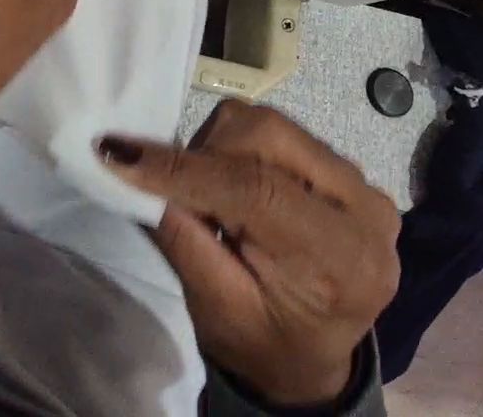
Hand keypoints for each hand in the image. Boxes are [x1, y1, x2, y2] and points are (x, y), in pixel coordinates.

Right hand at [99, 102, 400, 406]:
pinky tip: (238, 188)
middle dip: (206, 152)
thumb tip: (132, 168)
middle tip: (181, 193)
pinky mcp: (347, 172)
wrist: (311, 358)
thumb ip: (180, 236)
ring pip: (269, 123)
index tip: (116, 154)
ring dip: (221, 148)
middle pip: (266, 134)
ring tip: (213, 197)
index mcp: (341, 260)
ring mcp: (363, 185)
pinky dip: (241, 149)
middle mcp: (366, 210)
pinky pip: (280, 133)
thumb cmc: (261, 342)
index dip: (182, 167)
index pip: (255, 188)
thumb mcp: (214, 307)